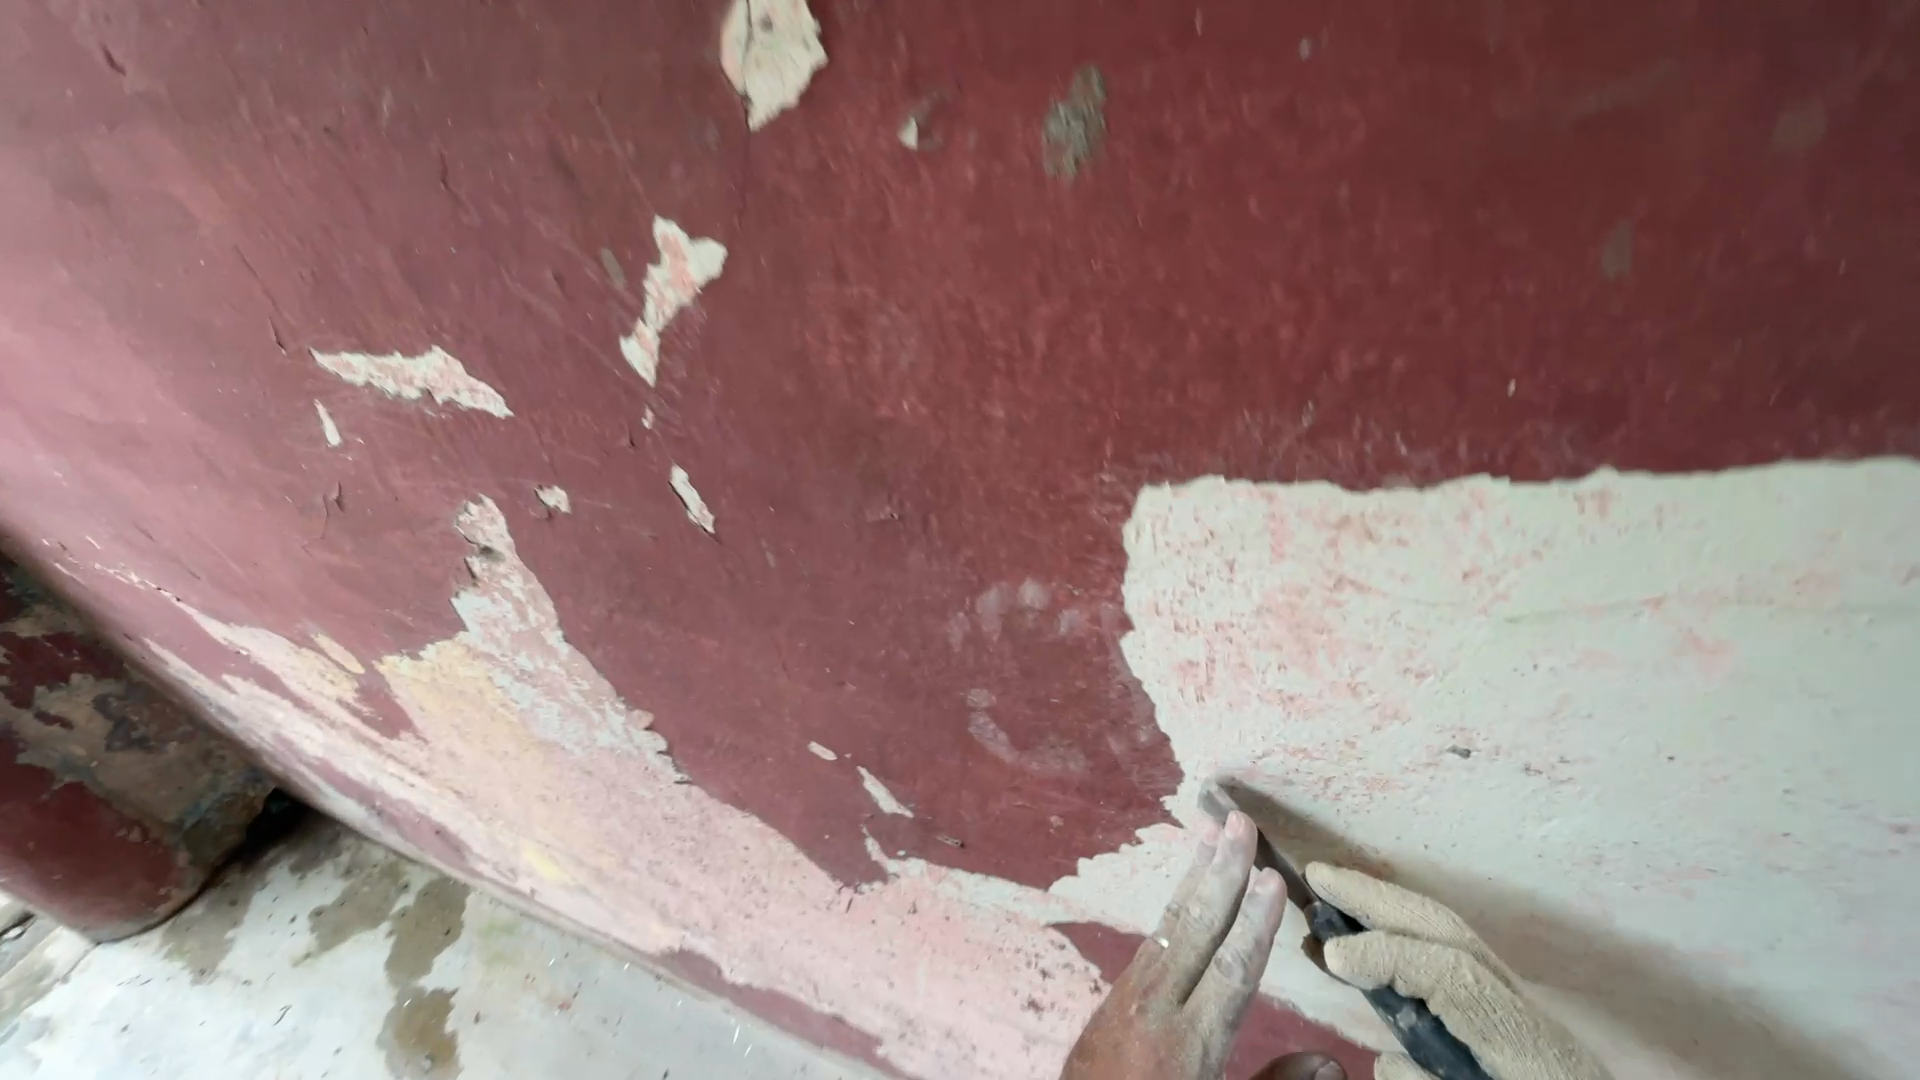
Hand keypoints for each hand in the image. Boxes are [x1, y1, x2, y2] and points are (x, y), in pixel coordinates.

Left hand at [1060, 811, 1344, 1079]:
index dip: (1254, 924)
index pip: (1230, 972)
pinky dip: (1174, 902)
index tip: (1273, 879)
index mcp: (1188, 1043)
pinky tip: (1188, 885)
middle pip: (1196, 928)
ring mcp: (1133, 989)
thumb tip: (1331, 1063)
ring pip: (1171, 922)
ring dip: (1195, 874)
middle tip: (1239, 821)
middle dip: (1222, 872)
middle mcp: (1156, 1003)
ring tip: (1212, 831)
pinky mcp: (1120, 987)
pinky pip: (1155, 935)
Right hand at [1305, 864, 1611, 1079]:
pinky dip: (1401, 933)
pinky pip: (1453, 958)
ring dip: (1384, 908)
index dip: (1387, 955)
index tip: (1330, 955)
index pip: (1456, 977)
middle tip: (1318, 877)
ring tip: (1329, 892)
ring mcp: (1530, 1014)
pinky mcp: (1517, 1018)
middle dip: (1380, 899)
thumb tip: (1387, 1058)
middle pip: (1454, 934)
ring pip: (1455, 937)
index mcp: (1535, 1053)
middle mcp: (1535, 1020)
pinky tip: (1364, 934)